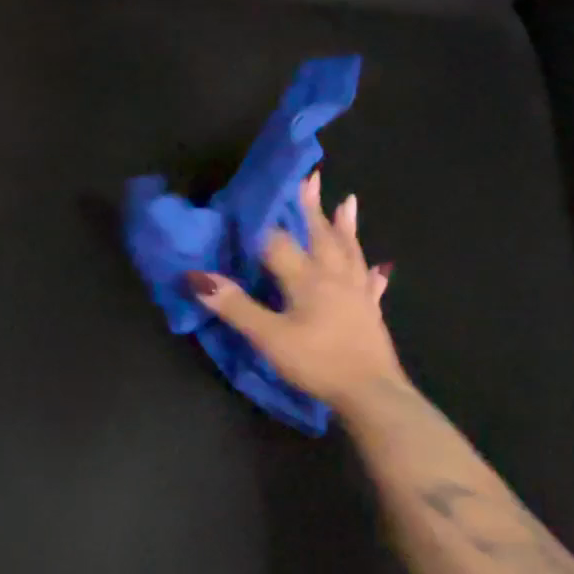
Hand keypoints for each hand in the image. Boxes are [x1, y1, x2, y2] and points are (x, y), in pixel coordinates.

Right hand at [189, 172, 405, 408]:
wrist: (372, 395)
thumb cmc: (317, 362)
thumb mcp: (267, 336)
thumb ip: (234, 305)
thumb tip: (196, 276)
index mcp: (307, 279)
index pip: (278, 242)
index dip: (261, 222)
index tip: (251, 197)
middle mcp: (334, 277)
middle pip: (320, 236)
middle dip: (310, 208)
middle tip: (309, 178)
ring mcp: (356, 294)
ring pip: (348, 252)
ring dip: (344, 226)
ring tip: (346, 202)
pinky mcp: (369, 313)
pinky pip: (369, 282)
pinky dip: (369, 269)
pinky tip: (376, 268)